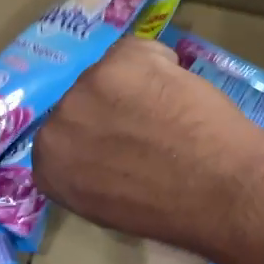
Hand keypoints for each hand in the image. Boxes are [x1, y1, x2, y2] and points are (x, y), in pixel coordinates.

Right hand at [33, 37, 263, 256]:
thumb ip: (85, 172)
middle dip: (107, 110)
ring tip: (168, 113)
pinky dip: (161, 65)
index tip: (117, 146)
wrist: (216, 190)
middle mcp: (55, 125)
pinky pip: (138, 51)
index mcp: (48, 166)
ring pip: (109, 75)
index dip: (92, 136)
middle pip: (80, 102)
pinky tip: (180, 94)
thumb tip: (99, 153)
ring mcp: (85, 89)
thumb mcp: (105, 205)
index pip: (61, 138)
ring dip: (134, 87)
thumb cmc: (167, 212)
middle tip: (145, 129)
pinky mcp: (120, 61)